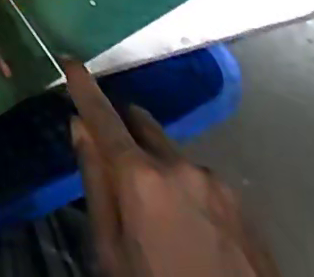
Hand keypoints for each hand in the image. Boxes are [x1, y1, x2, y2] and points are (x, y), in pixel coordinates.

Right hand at [65, 59, 277, 276]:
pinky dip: (184, 189)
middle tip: (110, 154)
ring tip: (155, 215)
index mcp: (141, 177)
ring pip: (172, 156)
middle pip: (141, 125)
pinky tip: (188, 231)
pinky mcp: (243, 205)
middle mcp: (180, 166)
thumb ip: (95, 184)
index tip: (70, 61)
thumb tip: (80, 128)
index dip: (84, 88)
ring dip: (156, 166)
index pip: (104, 118)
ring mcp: (217, 184)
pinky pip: (200, 181)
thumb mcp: (111, 252)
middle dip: (122, 128)